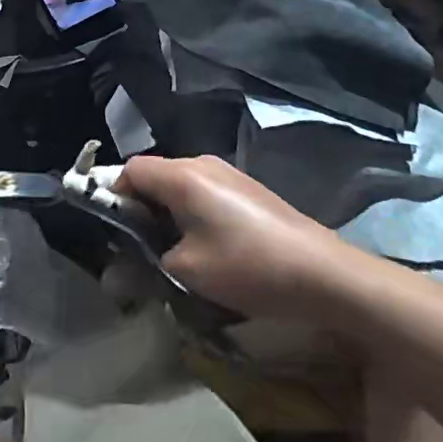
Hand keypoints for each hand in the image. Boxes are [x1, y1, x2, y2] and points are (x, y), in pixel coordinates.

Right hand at [118, 155, 364, 317]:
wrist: (328, 276)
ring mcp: (231, 175)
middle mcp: (204, 164)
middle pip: (154, 176)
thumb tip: (114, 275)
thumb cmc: (248, 267)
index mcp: (182, 175)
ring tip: (174, 253)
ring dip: (167, 216)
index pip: (129, 169)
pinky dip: (192, 216)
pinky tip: (207, 249)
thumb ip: (142, 264)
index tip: (116, 234)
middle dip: (140, 210)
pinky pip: (204, 195)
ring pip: (179, 187)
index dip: (114, 197)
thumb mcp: (186, 272)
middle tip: (141, 249)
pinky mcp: (250, 192)